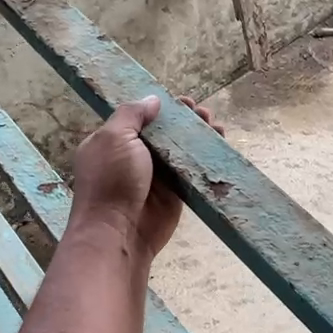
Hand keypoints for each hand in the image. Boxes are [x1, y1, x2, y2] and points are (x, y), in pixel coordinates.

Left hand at [68, 95, 220, 260]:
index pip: (141, 117)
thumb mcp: (114, 137)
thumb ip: (132, 114)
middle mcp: (135, 156)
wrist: (118, 232)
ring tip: (217, 127)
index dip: (163, 108)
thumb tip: (153, 100)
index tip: (183, 103)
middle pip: (166, 131)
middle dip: (186, 120)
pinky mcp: (175, 193)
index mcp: (114, 141)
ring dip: (200, 136)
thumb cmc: (111, 181)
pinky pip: (193, 171)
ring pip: (182, 149)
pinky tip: (221, 146)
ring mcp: (157, 176)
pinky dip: (206, 158)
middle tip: (204, 114)